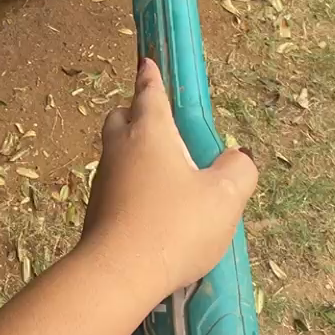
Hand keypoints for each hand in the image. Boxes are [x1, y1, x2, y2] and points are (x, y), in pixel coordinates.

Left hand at [78, 57, 257, 305]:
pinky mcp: (96, 207)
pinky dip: (130, 183)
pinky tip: (152, 207)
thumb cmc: (174, 226)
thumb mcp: (224, 198)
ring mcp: (104, 177)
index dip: (151, 76)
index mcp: (150, 132)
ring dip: (134, 151)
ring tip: (166, 173)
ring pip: (116, 150)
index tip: (147, 62)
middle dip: (136, 112)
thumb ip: (237, 170)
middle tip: (162, 126)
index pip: (149, 93)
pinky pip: (115, 181)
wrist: (118, 272)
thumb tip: (238, 156)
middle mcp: (121, 147)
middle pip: (122, 116)